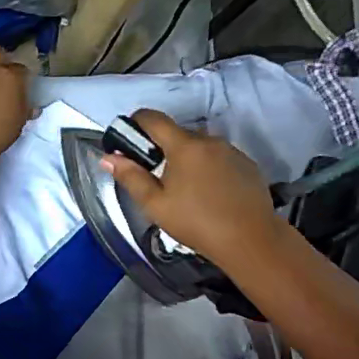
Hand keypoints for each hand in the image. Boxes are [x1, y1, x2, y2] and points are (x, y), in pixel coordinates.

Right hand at [101, 109, 291, 268]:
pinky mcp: (247, 164)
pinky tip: (208, 193)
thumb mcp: (155, 205)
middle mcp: (209, 140)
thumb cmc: (196, 223)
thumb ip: (131, 177)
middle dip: (162, 148)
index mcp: (184, 146)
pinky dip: (208, 167)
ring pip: (199, 146)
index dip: (136, 123)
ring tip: (184, 189)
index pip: (153, 118)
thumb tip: (108, 157)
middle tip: (155, 178)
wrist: (250, 240)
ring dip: (186, 159)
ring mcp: (231, 151)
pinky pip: (219, 157)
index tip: (127, 141)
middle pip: (177, 133)